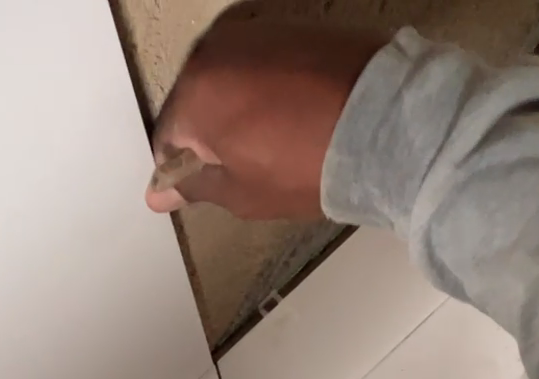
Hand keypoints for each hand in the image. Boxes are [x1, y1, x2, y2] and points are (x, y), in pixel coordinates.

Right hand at [145, 14, 387, 220]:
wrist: (380, 123)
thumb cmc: (302, 166)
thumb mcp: (241, 193)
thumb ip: (193, 187)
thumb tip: (158, 192)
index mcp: (195, 91)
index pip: (165, 137)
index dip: (178, 170)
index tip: (198, 188)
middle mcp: (216, 49)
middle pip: (194, 100)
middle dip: (207, 134)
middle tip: (239, 167)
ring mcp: (254, 30)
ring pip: (226, 79)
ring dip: (235, 109)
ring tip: (268, 142)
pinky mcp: (290, 25)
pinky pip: (258, 64)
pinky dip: (263, 89)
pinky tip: (288, 116)